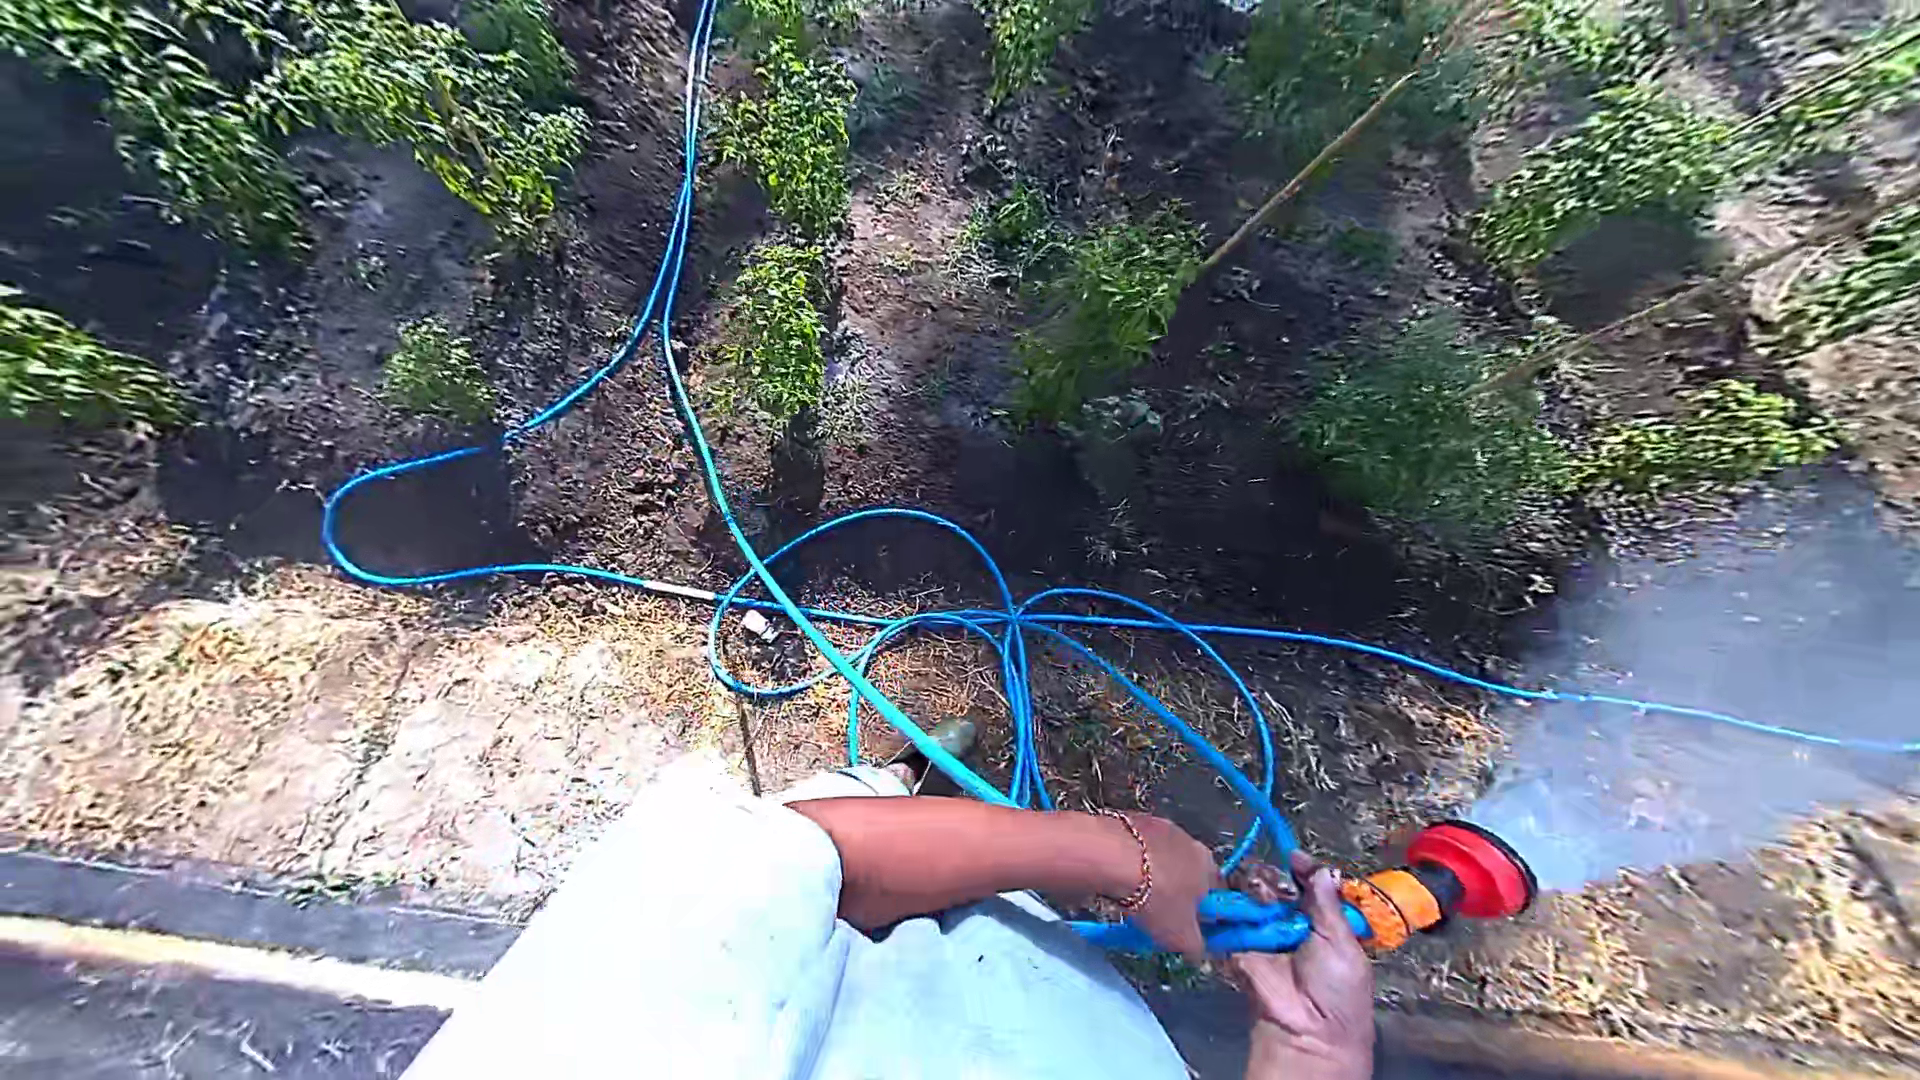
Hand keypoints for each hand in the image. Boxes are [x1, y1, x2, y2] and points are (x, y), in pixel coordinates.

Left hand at [1122, 814, 1220, 961]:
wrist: (1111, 856)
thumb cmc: (1155, 897)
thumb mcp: (1182, 938)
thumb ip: (1197, 946)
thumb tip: (1196, 949)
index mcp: (1207, 863)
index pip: (1214, 890)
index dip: (1202, 910)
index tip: (1186, 924)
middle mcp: (1186, 837)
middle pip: (1185, 870)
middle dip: (1174, 890)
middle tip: (1157, 912)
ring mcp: (1157, 824)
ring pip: (1159, 856)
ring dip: (1151, 873)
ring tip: (1132, 894)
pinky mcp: (1130, 818)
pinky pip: (1136, 845)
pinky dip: (1130, 858)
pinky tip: (1117, 873)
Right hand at [1229, 850, 1373, 1079]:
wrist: (1305, 1031)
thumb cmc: (1337, 993)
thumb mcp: (1344, 946)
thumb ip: (1328, 903)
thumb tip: (1319, 865)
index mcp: (1318, 918)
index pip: (1306, 879)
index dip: (1301, 866)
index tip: (1296, 860)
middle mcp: (1286, 916)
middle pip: (1273, 876)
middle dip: (1275, 876)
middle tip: (1281, 891)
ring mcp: (1259, 924)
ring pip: (1249, 884)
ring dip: (1256, 885)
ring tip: (1265, 901)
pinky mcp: (1235, 933)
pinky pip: (1227, 904)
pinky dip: (1232, 897)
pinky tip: (1245, 904)